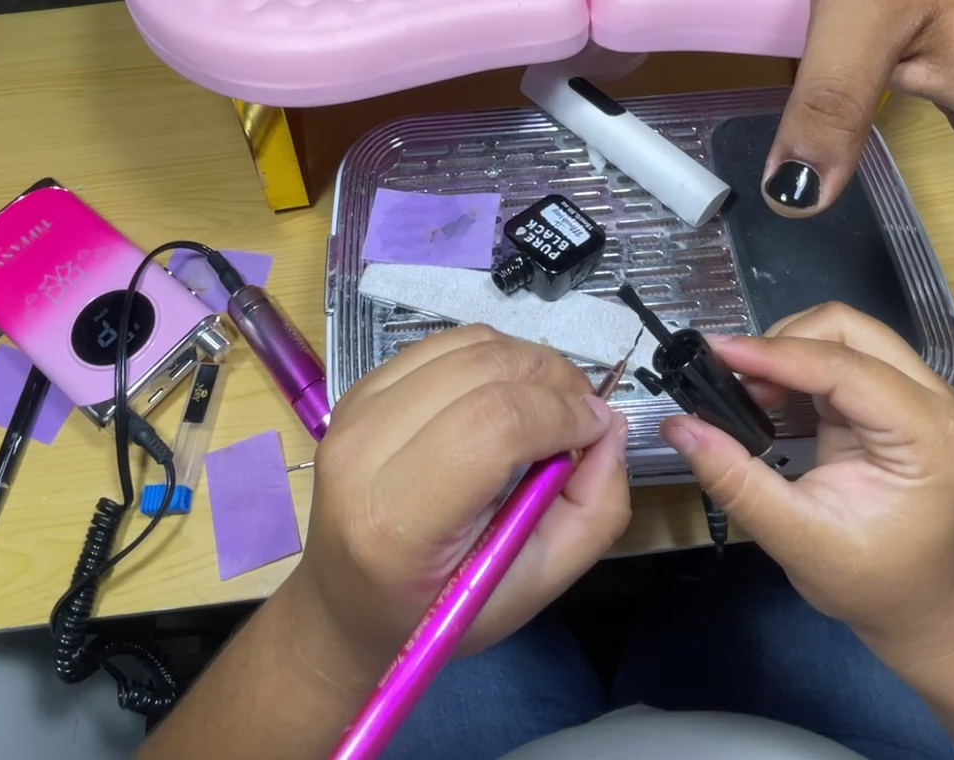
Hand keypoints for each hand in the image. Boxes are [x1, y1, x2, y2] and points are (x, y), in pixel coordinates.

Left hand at [287, 325, 630, 670]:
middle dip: (554, 378)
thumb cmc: (439, 610)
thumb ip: (592, 512)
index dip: (560, 413)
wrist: (344, 601)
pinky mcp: (359, 388)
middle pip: (483, 368)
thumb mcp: (532, 586)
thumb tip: (609, 427)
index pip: (494, 424)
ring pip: (467, 344)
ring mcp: (355, 410)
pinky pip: (444, 344)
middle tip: (582, 413)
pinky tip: (504, 392)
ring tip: (548, 402)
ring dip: (527, 361)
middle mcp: (364, 450)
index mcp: (399, 519)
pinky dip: (492, 356)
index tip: (595, 429)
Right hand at [662, 303, 953, 654]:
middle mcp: (933, 401)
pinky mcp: (891, 393)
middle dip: (784, 343)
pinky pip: (835, 352)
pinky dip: (793, 363)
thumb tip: (679, 427)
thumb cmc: (870, 579)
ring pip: (840, 330)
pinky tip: (770, 395)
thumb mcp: (796, 538)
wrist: (919, 604)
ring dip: (786, 349)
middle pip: (849, 328)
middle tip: (738, 382)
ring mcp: (916, 393)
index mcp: (929, 438)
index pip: (845, 368)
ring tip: (753, 394)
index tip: (717, 354)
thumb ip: (736, 481)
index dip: (777, 355)